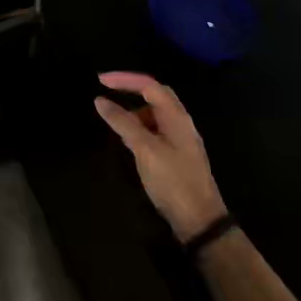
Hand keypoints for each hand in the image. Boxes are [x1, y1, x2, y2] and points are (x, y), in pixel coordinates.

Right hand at [93, 72, 227, 241]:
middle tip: (107, 92)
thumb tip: (101, 101)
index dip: (124, 79)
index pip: (149, 85)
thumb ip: (123, 123)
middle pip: (155, 94)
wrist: (200, 221)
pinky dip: (140, 127)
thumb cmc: (173, 181)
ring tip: (115, 122)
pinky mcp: (177, 153)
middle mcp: (180, 121)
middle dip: (131, 89)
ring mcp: (180, 138)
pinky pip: (156, 129)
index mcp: (176, 116)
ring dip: (135, 111)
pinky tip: (128, 140)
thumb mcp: (145, 150)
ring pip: (155, 113)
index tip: (100, 80)